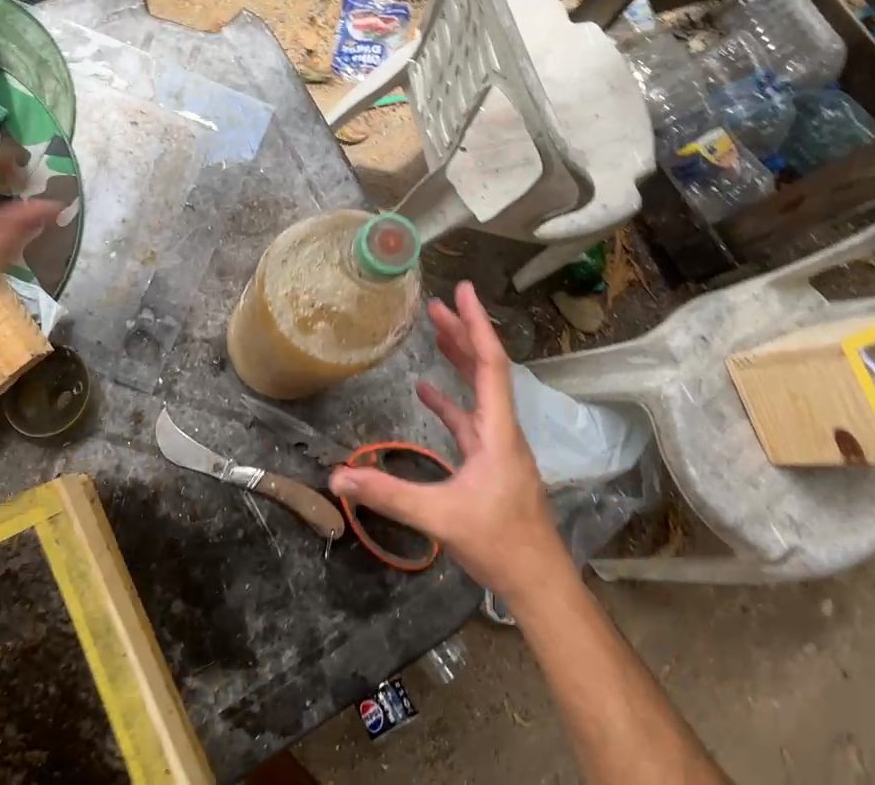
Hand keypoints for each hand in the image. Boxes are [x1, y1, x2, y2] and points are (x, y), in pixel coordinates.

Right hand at [329, 281, 566, 599]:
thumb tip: (337, 476)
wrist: (537, 582)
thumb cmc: (499, 543)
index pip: (490, 365)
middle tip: (436, 304)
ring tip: (434, 333)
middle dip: (462, 334)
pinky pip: (468, 421)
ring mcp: (497, 449)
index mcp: (498, 432)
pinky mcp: (490, 466)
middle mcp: (502, 431)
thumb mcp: (439, 517)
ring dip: (457, 362)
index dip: (476, 325)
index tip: (464, 291)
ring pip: (477, 394)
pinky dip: (448, 402)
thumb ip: (388, 494)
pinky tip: (426, 392)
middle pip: (485, 370)